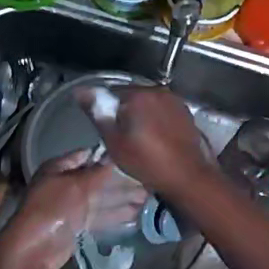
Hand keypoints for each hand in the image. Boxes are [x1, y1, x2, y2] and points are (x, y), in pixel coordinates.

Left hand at [0, 150, 147, 268]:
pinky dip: (116, 215)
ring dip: (123, 199)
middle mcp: (65, 184)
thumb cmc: (53, 209)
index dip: (110, 156)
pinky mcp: (77, 226)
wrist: (34, 248)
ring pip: (102, 200)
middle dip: (122, 181)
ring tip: (149, 197)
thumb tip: (116, 156)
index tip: (135, 155)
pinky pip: (100, 217)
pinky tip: (136, 215)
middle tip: (149, 180)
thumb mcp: (77, 186)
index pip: (88, 156)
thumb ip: (99, 172)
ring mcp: (71, 206)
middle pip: (98, 179)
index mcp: (59, 168)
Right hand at [77, 86, 215, 196]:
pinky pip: (163, 110)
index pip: (111, 91)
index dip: (105, 109)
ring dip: (141, 114)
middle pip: (132, 96)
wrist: (188, 176)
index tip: (106, 128)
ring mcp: (175, 101)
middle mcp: (158, 91)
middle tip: (121, 135)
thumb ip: (97, 113)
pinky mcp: (185, 112)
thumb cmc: (146, 162)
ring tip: (138, 138)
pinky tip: (156, 138)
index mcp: (138, 95)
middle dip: (124, 110)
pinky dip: (156, 119)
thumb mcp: (114, 142)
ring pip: (148, 103)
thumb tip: (80, 91)